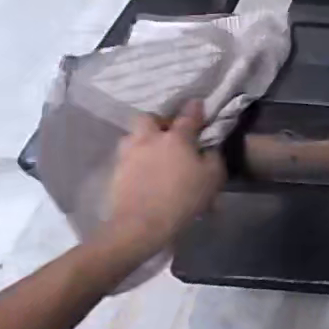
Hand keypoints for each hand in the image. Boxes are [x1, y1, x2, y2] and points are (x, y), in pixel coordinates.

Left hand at [102, 100, 226, 255]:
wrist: (141, 225)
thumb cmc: (183, 199)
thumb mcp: (212, 179)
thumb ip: (213, 158)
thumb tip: (209, 149)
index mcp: (176, 137)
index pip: (188, 115)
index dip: (195, 108)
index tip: (198, 103)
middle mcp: (149, 139)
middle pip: (149, 118)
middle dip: (158, 122)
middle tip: (167, 134)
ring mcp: (129, 155)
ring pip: (132, 137)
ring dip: (141, 141)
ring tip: (150, 154)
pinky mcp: (115, 173)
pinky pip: (126, 160)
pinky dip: (134, 162)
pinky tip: (142, 174)